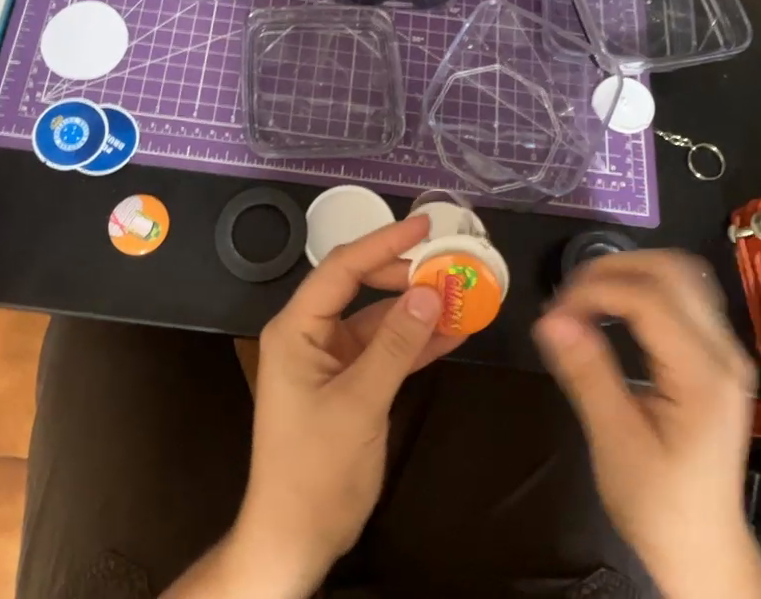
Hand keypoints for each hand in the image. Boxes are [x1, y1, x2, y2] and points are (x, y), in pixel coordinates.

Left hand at [225, 215, 461, 595]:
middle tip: (452, 265)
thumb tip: (429, 292)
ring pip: (378, 320)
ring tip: (464, 294)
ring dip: (418, 310)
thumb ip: (395, 345)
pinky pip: (385, 351)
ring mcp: (331, 359)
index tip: (424, 225)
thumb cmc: (316, 468)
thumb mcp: (359, 403)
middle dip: (405, 276)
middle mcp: (311, 334)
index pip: (341, 268)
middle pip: (360, 287)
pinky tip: (452, 333)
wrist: (296, 535)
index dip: (383, 242)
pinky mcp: (350, 383)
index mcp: (296, 328)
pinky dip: (416, 343)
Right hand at [534, 252, 760, 598]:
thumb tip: (549, 319)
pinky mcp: (715, 359)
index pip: (648, 298)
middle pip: (673, 269)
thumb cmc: (657, 502)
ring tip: (584, 298)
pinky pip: (683, 298)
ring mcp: (724, 353)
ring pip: (681, 276)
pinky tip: (612, 312)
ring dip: (629, 273)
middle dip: (612, 269)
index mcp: (703, 374)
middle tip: (568, 296)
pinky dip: (643, 290)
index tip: (553, 314)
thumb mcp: (615, 440)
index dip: (593, 291)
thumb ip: (587, 372)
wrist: (702, 547)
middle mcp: (723, 351)